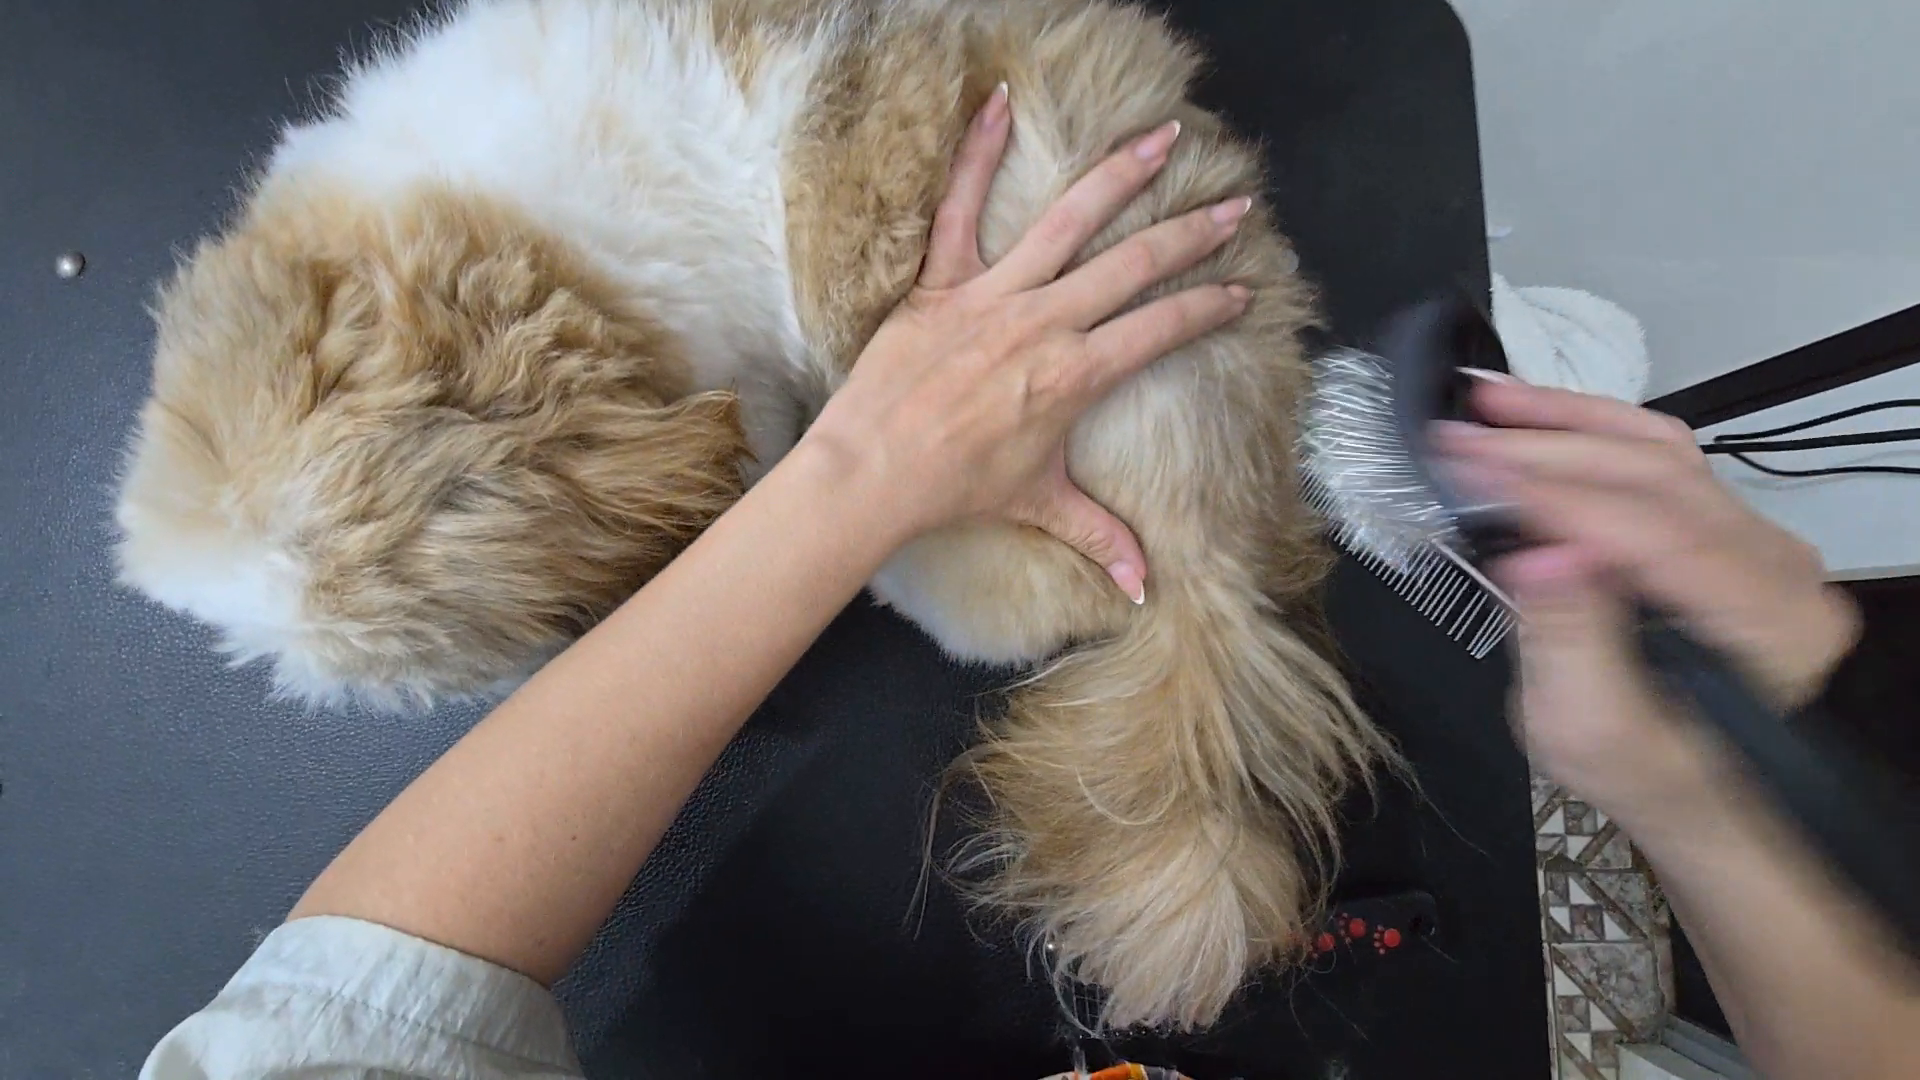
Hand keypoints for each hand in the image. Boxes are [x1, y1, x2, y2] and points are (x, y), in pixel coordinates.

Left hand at [798, 87, 1254, 601]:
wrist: (875, 472)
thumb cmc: (957, 488)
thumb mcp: (1039, 506)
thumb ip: (1099, 539)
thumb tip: (1145, 591)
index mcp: (1076, 375)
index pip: (1161, 330)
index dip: (1206, 308)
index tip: (1239, 290)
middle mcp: (1045, 324)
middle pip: (1135, 265)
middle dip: (1191, 234)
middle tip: (1235, 205)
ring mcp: (993, 296)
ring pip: (1070, 222)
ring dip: (1121, 177)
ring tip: (1164, 138)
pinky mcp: (941, 282)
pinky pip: (960, 208)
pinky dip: (979, 155)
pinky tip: (999, 102)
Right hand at [1433, 380, 1860, 826]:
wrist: (1690, 782)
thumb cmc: (1634, 765)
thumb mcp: (1584, 726)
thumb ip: (1568, 642)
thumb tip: (1540, 556)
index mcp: (1758, 625)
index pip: (1647, 532)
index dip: (1548, 494)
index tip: (1464, 470)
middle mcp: (1774, 568)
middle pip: (1654, 477)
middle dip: (1542, 448)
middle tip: (1452, 439)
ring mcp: (1751, 542)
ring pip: (1660, 451)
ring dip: (1565, 419)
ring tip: (1487, 400)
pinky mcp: (1718, 531)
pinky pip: (1659, 458)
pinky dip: (1590, 427)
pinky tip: (1536, 414)